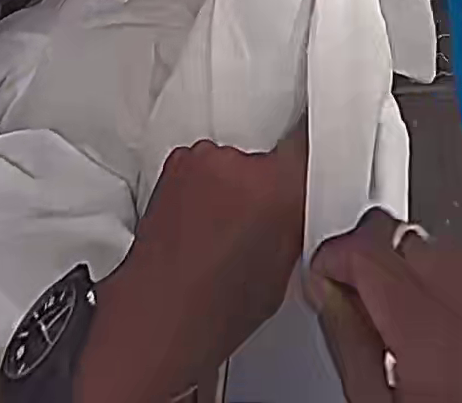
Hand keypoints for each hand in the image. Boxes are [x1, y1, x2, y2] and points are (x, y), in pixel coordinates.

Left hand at [73, 134, 306, 402]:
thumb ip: (293, 219)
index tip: (299, 161)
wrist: (157, 315)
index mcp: (281, 189)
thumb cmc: (215, 306)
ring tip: (217, 224)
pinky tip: (196, 218)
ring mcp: (208, 159)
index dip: (303, 155)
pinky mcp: (179, 161)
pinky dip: (200, 184)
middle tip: (250, 219)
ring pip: (231, 160)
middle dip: (261, 182)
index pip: (304, 145)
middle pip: (265, 157)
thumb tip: (293, 202)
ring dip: (227, 183)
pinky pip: (201, 164)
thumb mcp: (282, 267)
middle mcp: (245, 165)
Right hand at [310, 209, 461, 402]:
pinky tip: (418, 319)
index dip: (335, 255)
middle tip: (344, 290)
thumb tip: (328, 293)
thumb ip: (347, 341)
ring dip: (400, 265)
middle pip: (402, 236)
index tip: (322, 272)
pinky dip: (433, 279)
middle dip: (367, 254)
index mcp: (430, 324)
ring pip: (430, 246)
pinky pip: (460, 271)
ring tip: (380, 311)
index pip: (368, 247)